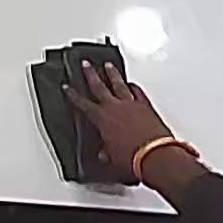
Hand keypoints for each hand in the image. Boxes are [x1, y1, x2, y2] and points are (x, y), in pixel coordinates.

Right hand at [64, 63, 204, 198]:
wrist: (155, 156)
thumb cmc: (133, 158)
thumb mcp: (113, 158)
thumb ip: (106, 152)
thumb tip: (104, 154)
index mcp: (102, 119)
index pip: (83, 104)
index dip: (73, 95)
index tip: (67, 87)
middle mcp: (114, 107)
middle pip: (99, 86)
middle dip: (90, 74)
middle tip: (86, 64)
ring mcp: (131, 104)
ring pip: (118, 84)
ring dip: (112, 73)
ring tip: (108, 65)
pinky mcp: (146, 106)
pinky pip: (138, 92)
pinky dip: (134, 87)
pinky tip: (132, 83)